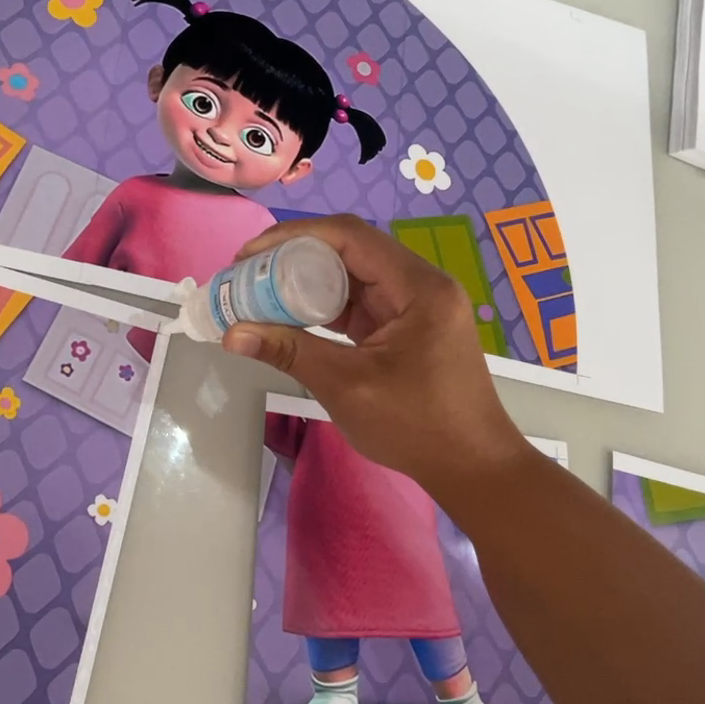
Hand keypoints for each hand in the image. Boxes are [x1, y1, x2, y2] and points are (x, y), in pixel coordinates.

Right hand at [222, 215, 530, 495]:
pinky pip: (360, 304)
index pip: (349, 237)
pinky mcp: (407, 328)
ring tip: (259, 295)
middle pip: (350, 252)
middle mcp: (420, 285)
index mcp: (418, 287)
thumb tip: (232, 335)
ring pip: (353, 277)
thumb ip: (289, 352)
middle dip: (294, 259)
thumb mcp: (346, 386)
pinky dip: (324, 307)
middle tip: (247, 276)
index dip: (293, 236)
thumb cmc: (416, 426)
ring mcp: (415, 307)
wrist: (472, 467)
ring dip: (307, 283)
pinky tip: (290, 318)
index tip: (249, 256)